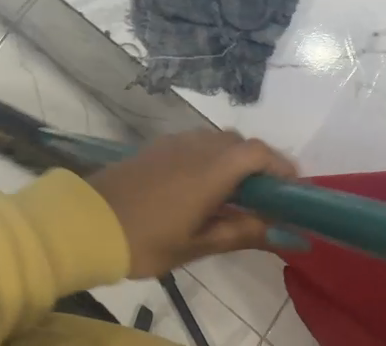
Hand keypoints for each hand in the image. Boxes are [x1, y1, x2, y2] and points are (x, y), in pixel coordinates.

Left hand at [84, 129, 297, 278]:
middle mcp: (191, 147)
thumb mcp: (198, 245)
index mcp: (207, 169)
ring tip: (241, 199)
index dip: (280, 166)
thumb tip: (286, 231)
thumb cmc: (146, 240)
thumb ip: (242, 232)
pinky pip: (192, 144)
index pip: (255, 151)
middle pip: (236, 142)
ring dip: (232, 160)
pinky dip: (209, 159)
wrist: (88, 221)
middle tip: (271, 200)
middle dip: (258, 164)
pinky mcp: (153, 149)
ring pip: (213, 140)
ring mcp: (169, 144)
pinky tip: (207, 190)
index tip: (296, 192)